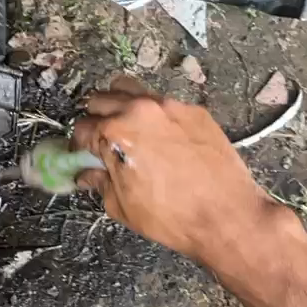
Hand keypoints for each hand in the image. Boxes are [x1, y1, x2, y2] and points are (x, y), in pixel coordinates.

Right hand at [71, 81, 291, 269]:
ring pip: (129, 89)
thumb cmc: (174, 217)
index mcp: (116, 133)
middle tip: (102, 141)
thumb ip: (100, 182)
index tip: (83, 154)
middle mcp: (139, 110)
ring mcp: (169, 106)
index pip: (81, 128)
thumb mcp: (123, 206)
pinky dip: (153, 114)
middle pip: (100, 100)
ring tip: (128, 129)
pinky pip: (162, 102)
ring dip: (120, 105)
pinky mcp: (193, 110)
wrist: (228, 216)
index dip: (79, 145)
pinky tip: (162, 138)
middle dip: (95, 120)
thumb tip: (88, 174)